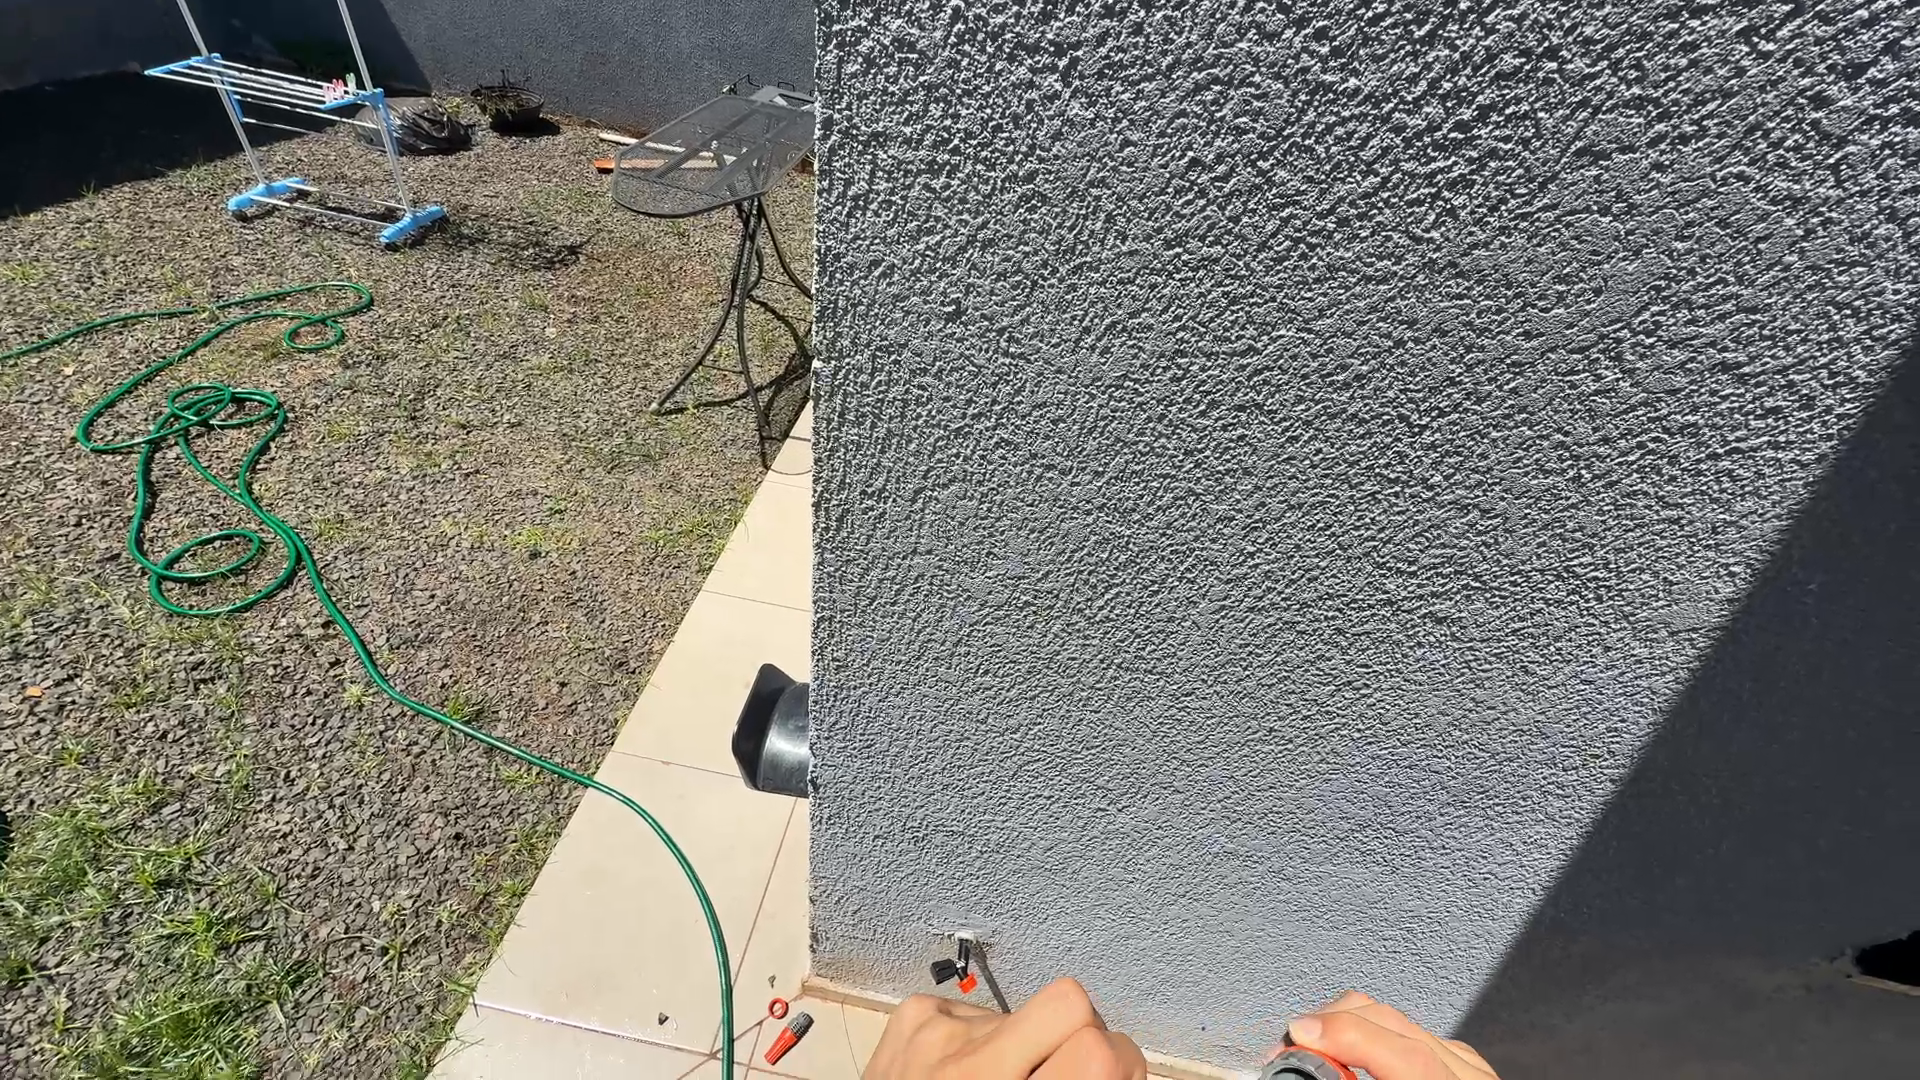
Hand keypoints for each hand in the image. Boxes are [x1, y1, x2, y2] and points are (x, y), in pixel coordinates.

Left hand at [864, 977, 1147, 1079]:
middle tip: (1068, 1071)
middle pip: (1070, 1000)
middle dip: (1083, 1034)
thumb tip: (1114, 1069)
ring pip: (1022, 1010)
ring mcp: (940, 1026)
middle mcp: (974, 1059)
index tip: (1114, 1077)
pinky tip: (958, 1074)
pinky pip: (976, 1010)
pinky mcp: (915, 1010)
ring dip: (1023, 1045)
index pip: (1098, 1048)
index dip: (1120, 1060)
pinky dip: (979, 1041)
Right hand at [1281, 992, 1498, 1079]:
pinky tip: (1347, 1058)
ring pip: (1389, 1015)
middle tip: (1290, 1050)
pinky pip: (1402, 1029)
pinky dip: (1364, 1033)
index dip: (1347, 1037)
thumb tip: (1309, 1076)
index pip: (1409, 1057)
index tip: (1301, 1036)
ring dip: (1340, 1024)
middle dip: (1327, 1024)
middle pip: (1388, 1021)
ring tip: (1312, 1052)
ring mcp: (1469, 1067)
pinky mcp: (1461, 1064)